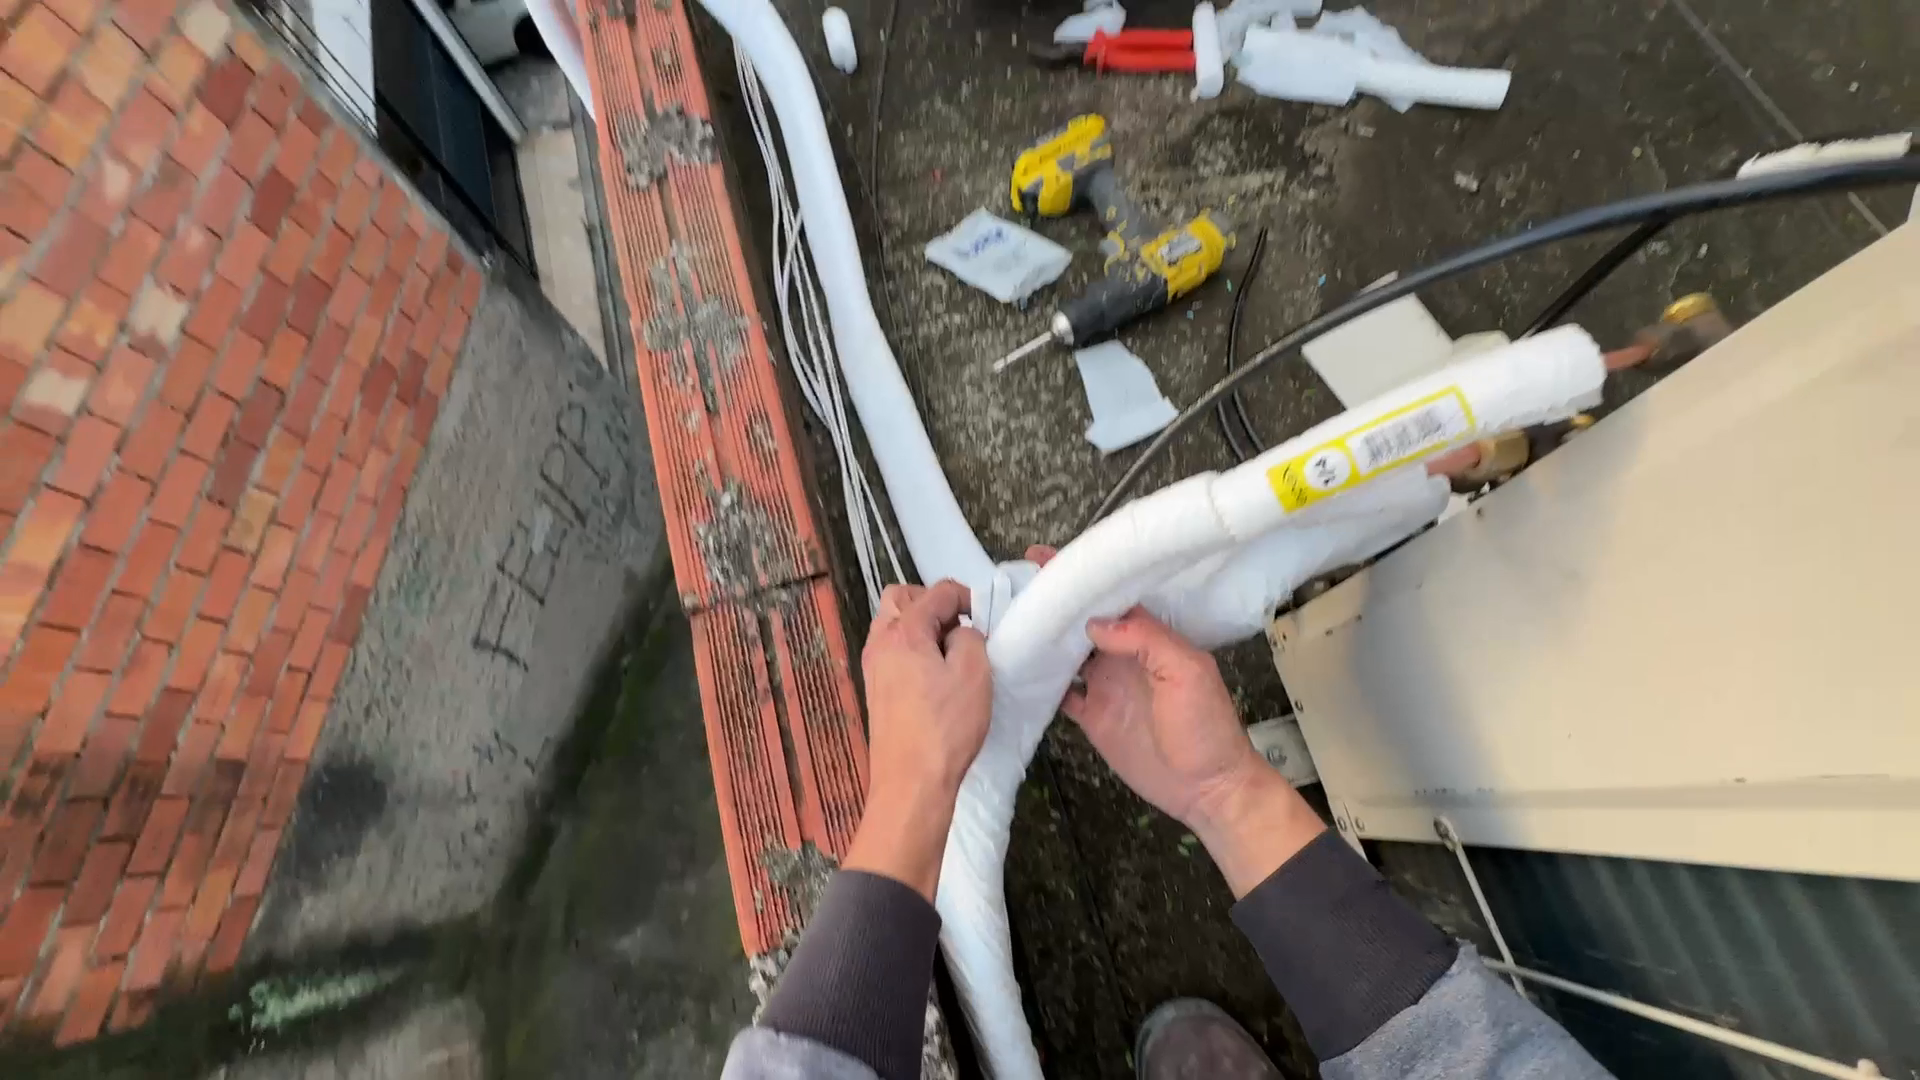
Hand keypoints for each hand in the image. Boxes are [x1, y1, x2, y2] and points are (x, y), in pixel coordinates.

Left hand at [846, 581, 991, 899]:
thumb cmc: (945, 727)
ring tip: (949, 652)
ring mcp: (873, 668)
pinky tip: (935, 676)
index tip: (985, 618)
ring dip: (920, 627)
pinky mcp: (875, 691)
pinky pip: (892, 652)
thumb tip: (961, 633)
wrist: (910, 783)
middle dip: (931, 603)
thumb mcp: (974, 673)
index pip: (937, 592)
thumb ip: (971, 638)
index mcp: (904, 632)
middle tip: (959, 626)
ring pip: (892, 625)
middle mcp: (880, 643)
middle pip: (900, 598)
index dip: (966, 597)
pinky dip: (911, 649)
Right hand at [1030, 546, 1324, 895]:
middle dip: (1048, 603)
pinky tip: (1013, 670)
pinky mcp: (1092, 716)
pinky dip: (1037, 682)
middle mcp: (1119, 656)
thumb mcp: (1187, 673)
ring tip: (1003, 622)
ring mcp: (1103, 685)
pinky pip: (1059, 692)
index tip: (1041, 561)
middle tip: (1009, 589)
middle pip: (1078, 621)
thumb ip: (1145, 640)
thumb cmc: (1206, 727)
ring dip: (1038, 639)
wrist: (1207, 789)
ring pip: (1063, 653)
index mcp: (1143, 637)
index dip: (1076, 578)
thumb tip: (1095, 622)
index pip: (1106, 599)